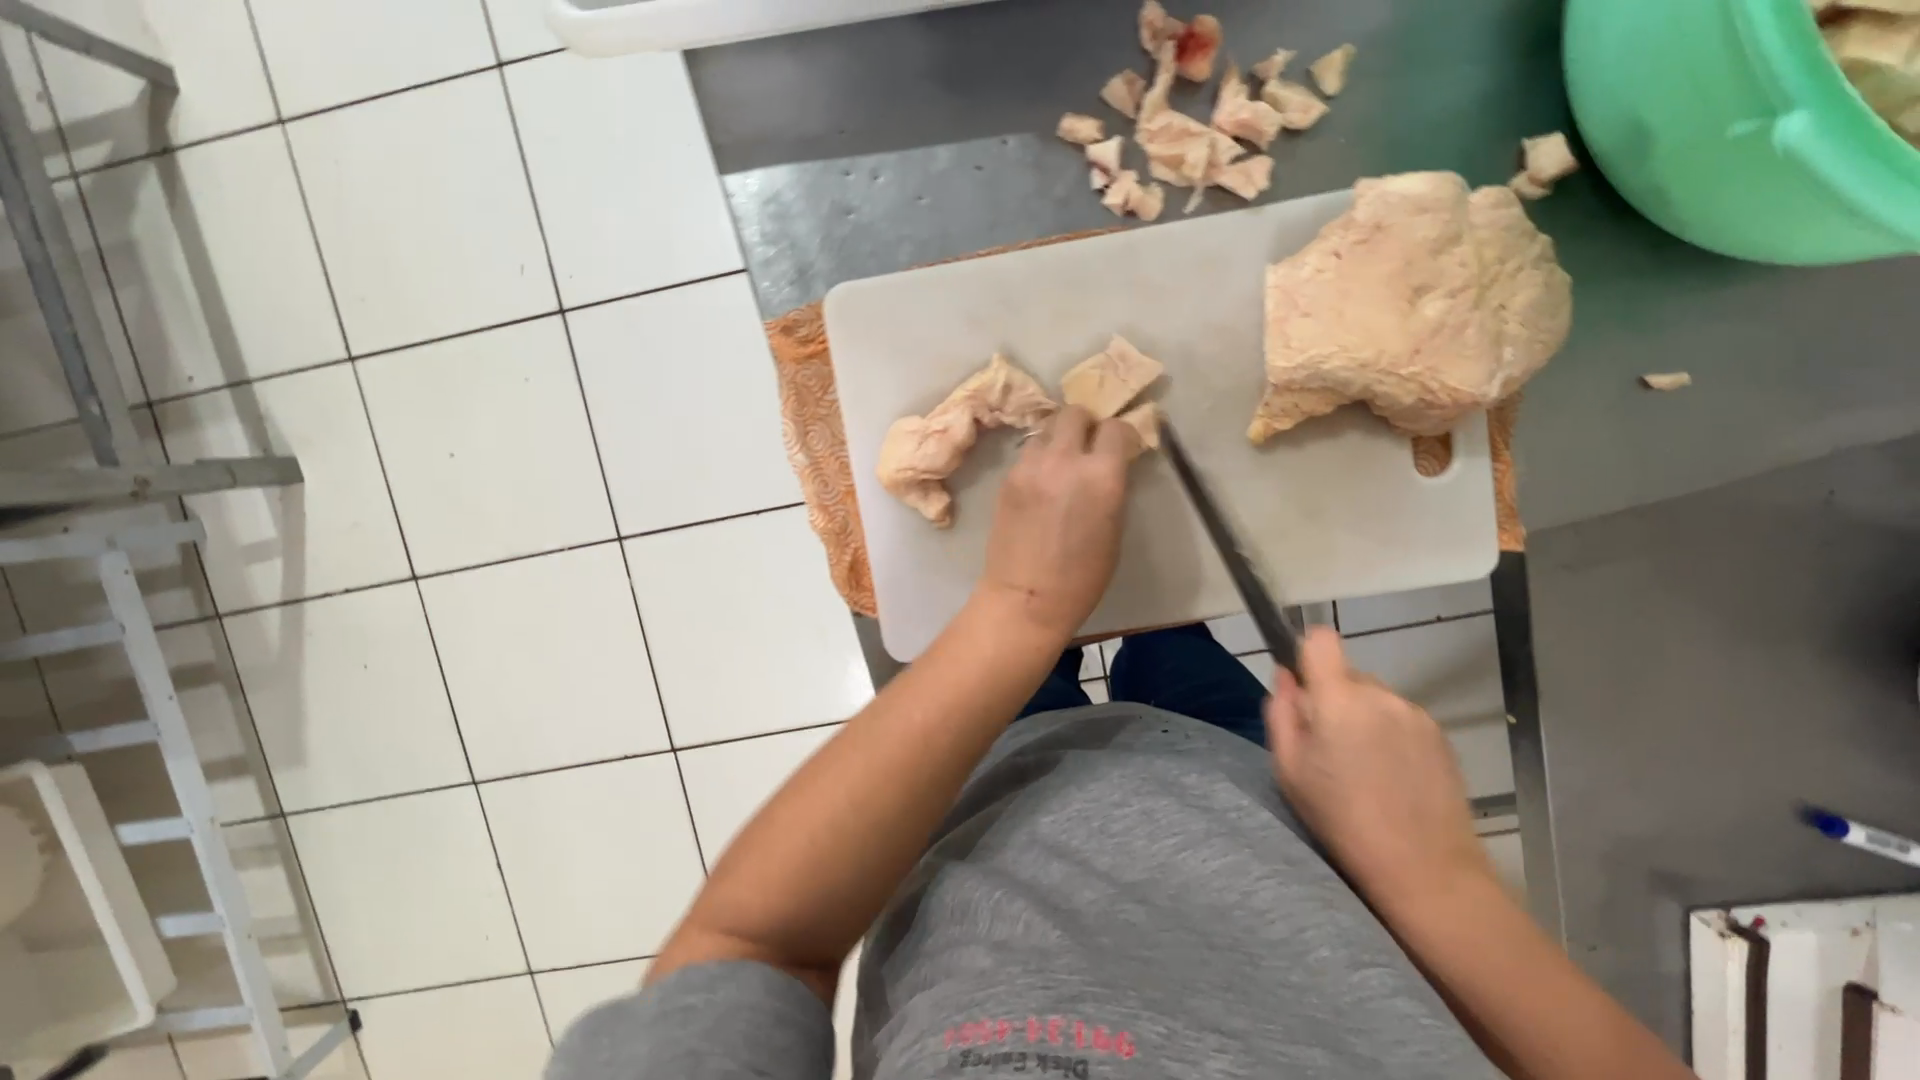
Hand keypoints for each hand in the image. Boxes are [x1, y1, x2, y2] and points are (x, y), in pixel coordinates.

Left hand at [976, 406, 1139, 638]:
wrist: (1027, 598)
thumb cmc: (1083, 576)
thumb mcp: (1114, 528)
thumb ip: (1112, 487)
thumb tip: (1111, 466)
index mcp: (1102, 475)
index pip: (1115, 427)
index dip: (1121, 434)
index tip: (1121, 447)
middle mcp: (1065, 460)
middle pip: (1074, 413)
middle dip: (1085, 424)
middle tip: (1087, 445)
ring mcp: (1030, 467)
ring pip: (1046, 430)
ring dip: (1058, 440)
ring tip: (1060, 466)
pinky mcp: (1008, 478)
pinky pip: (1027, 454)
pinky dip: (1038, 460)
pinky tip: (1041, 485)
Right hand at [1266, 627, 1494, 912]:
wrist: (1424, 867)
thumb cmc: (1341, 820)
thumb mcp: (1290, 770)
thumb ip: (1282, 714)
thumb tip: (1285, 678)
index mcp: (1338, 699)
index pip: (1321, 640)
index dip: (1307, 655)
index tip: (1303, 688)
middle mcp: (1380, 694)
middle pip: (1347, 675)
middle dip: (1333, 699)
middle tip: (1329, 748)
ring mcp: (1415, 713)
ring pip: (1375, 698)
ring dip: (1363, 718)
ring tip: (1364, 768)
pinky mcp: (1439, 734)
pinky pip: (1400, 718)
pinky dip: (1389, 735)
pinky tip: (1391, 776)